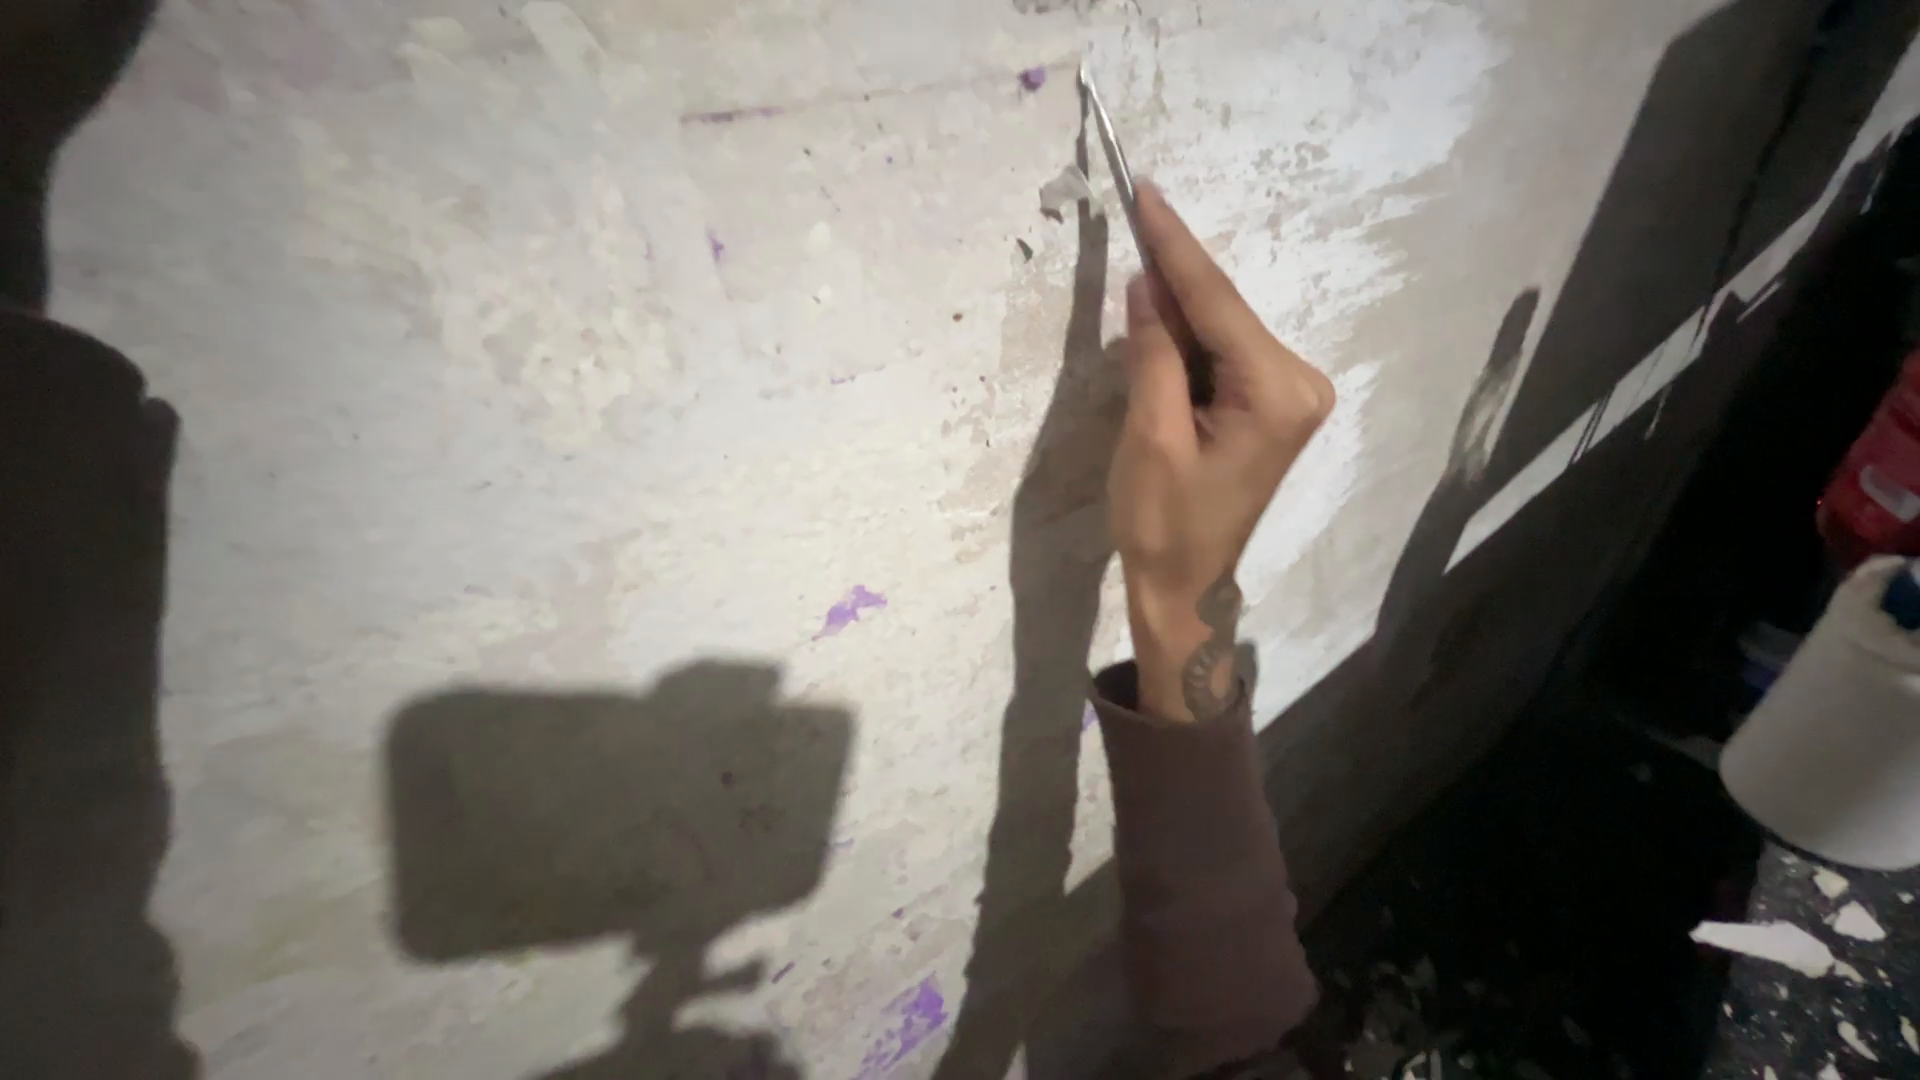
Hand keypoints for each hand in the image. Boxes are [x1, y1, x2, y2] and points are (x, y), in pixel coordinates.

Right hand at [1109, 182, 1335, 722]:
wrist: (1184, 582)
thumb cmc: (1161, 522)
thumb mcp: (1149, 436)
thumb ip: (1153, 355)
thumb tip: (1146, 286)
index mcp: (1276, 393)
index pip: (1218, 305)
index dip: (1177, 248)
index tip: (1148, 192)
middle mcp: (1299, 384)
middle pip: (1226, 312)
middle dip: (1176, 273)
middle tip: (1134, 217)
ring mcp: (1290, 395)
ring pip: (1223, 331)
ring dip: (1178, 306)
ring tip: (1136, 265)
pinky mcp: (1272, 406)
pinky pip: (1224, 355)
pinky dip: (1188, 338)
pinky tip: (1159, 318)